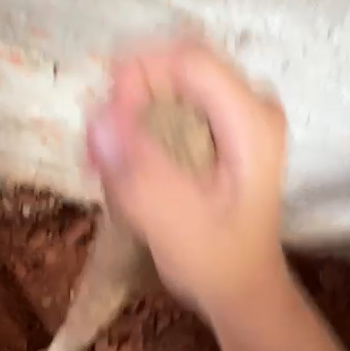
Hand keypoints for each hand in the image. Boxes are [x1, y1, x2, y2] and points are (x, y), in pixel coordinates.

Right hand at [87, 35, 290, 318]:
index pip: (186, 59)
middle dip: (127, 103)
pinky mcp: (221, 132)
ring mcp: (236, 117)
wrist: (242, 291)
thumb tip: (99, 119)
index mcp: (251, 120)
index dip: (137, 78)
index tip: (107, 123)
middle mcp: (249, 106)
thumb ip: (139, 169)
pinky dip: (141, 135)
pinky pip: (170, 110)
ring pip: (166, 89)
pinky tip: (128, 173)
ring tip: (109, 170)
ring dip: (129, 122)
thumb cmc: (216, 263)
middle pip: (173, 70)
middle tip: (99, 154)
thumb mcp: (174, 221)